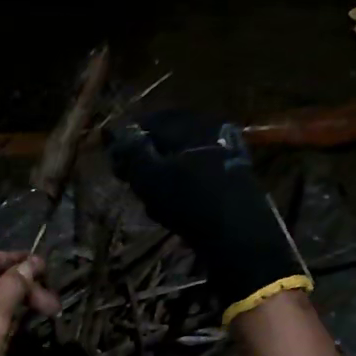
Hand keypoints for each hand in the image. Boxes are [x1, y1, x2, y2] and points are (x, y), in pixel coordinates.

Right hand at [107, 109, 298, 305]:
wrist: (239, 233)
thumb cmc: (188, 200)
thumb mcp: (149, 176)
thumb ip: (131, 152)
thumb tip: (117, 133)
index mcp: (189, 123)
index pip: (148, 122)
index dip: (127, 140)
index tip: (115, 163)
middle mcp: (210, 129)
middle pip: (168, 138)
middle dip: (146, 157)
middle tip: (131, 180)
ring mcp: (225, 151)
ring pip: (182, 156)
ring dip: (163, 172)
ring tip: (150, 196)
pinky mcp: (233, 174)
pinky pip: (198, 172)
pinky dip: (181, 183)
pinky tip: (173, 204)